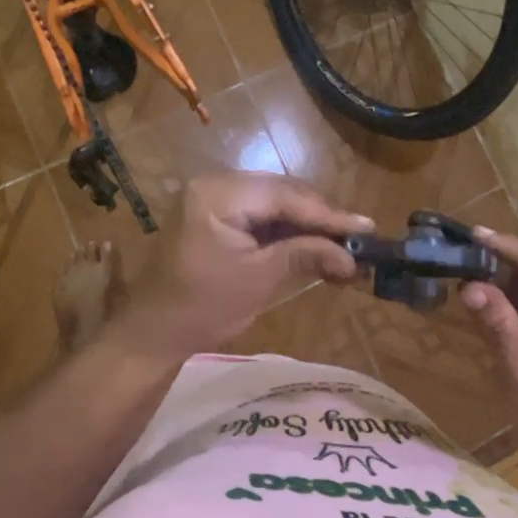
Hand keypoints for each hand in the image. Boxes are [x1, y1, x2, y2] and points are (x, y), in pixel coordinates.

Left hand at [114, 173, 371, 358]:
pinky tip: (311, 241)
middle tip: (359, 234)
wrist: (151, 333)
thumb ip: (305, 256)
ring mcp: (212, 197)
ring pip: (272, 200)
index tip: (366, 226)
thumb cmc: (202, 308)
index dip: (328, 213)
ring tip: (343, 239)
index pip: (285, 195)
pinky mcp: (213, 213)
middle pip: (280, 192)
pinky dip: (284, 227)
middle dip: (319, 215)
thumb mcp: (258, 280)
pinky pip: (258, 211)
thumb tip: (353, 257)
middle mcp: (214, 183)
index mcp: (218, 194)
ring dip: (305, 221)